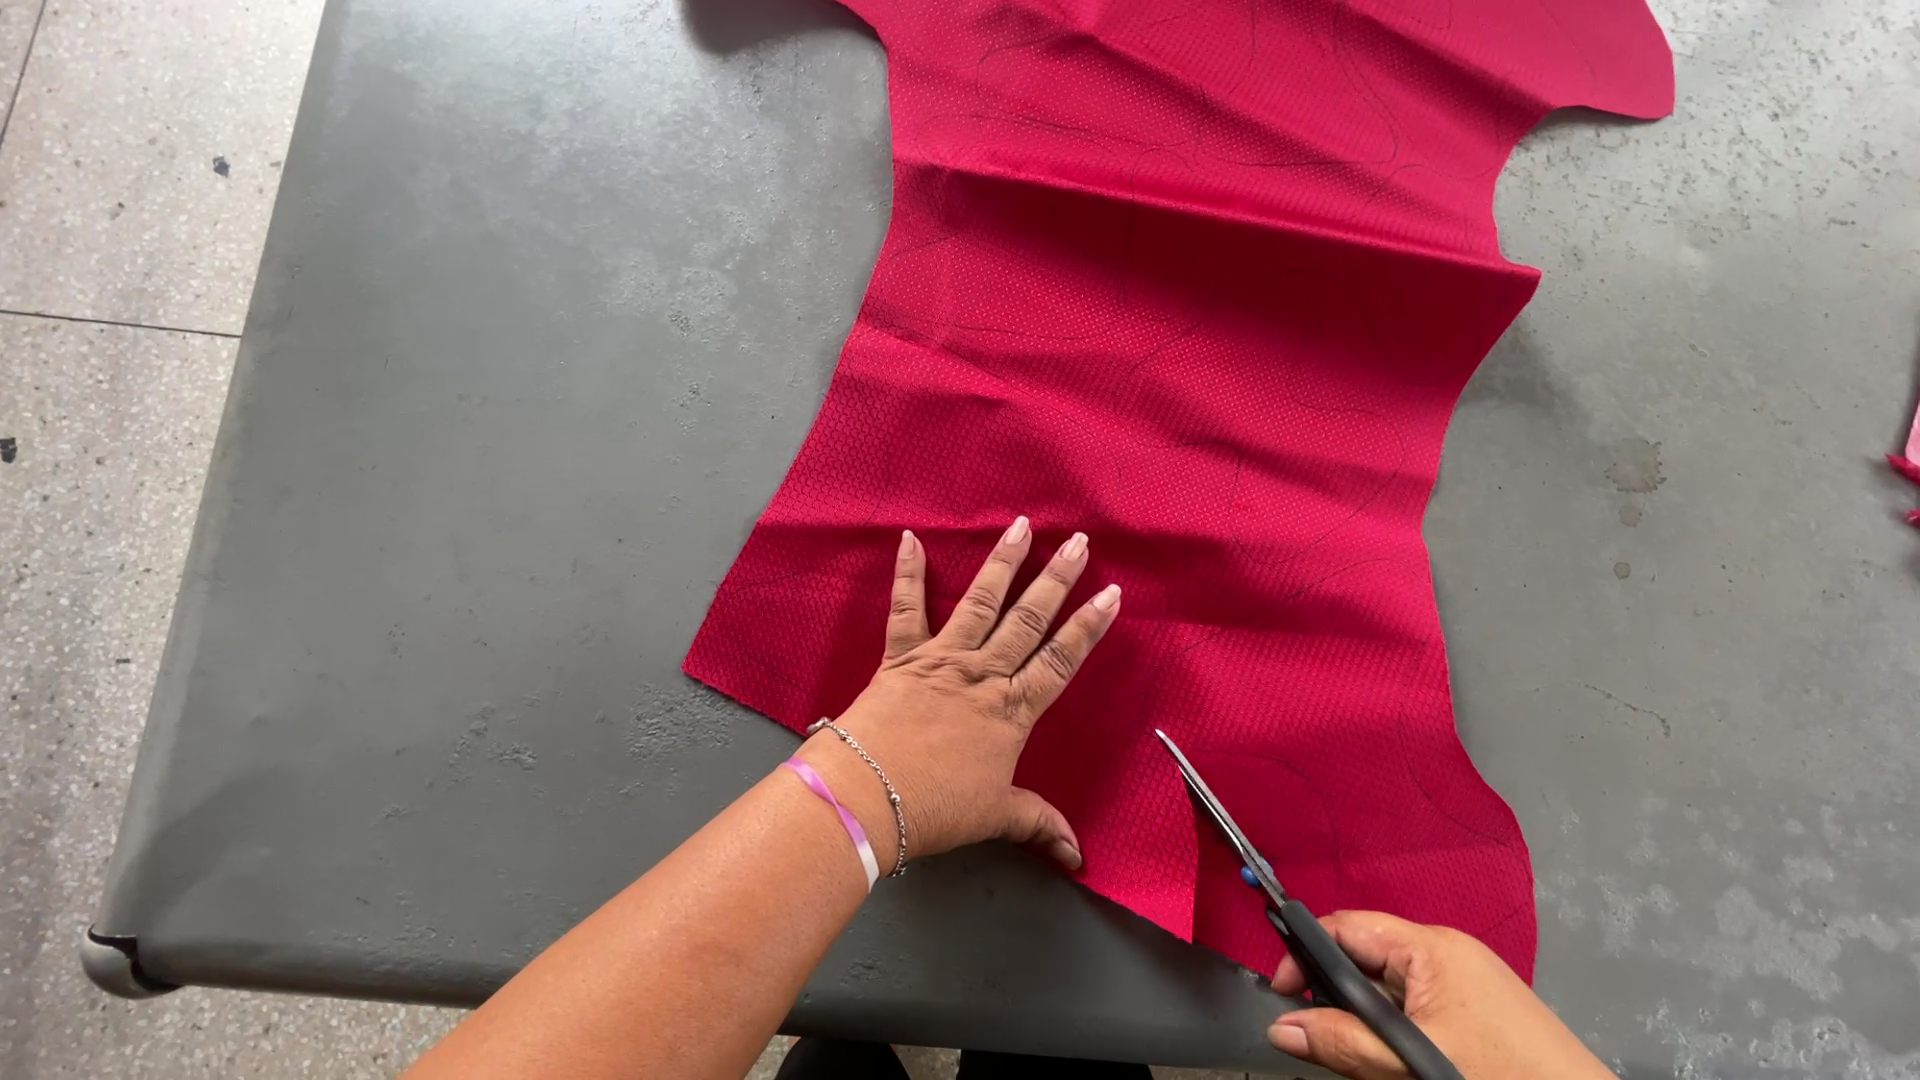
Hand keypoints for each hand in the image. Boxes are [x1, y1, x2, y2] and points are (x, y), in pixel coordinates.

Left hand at [796, 517, 1119, 870]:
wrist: (867, 798)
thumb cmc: (934, 809)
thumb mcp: (994, 817)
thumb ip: (1038, 824)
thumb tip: (1077, 856)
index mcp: (1011, 710)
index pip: (1061, 660)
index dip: (1089, 627)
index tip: (1111, 594)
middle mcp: (982, 675)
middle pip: (1028, 620)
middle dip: (1056, 579)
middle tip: (1078, 543)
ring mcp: (941, 660)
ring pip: (980, 603)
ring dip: (1003, 563)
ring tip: (1022, 526)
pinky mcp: (901, 657)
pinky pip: (907, 609)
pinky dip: (908, 574)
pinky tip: (910, 539)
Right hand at [1268, 912, 1613, 1079]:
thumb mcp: (1414, 1066)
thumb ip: (1343, 1045)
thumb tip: (1279, 1028)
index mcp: (1430, 947)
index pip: (1345, 927)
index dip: (1304, 954)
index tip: (1281, 995)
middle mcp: (1446, 951)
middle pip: (1365, 958)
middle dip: (1339, 999)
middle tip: (1327, 1043)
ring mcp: (1466, 980)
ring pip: (1389, 989)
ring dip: (1369, 1023)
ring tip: (1374, 1065)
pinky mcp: (1479, 1010)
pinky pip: (1417, 1008)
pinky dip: (1398, 1034)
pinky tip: (1402, 1066)